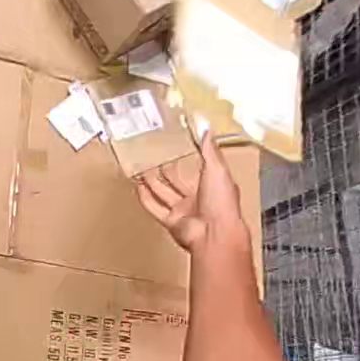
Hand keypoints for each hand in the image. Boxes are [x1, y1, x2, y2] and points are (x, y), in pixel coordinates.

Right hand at [134, 125, 244, 253]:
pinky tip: (138, 188)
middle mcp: (197, 198)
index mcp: (212, 185)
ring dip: (153, 184)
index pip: (199, 168)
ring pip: (164, 195)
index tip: (179, 145)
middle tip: (155, 159)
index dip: (189, 157)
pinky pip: (155, 208)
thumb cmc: (222, 202)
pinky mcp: (171, 222)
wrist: (214, 232)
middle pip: (177, 183)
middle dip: (167, 172)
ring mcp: (184, 211)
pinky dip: (146, 199)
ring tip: (142, 171)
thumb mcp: (217, 168)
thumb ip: (209, 149)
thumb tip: (207, 127)